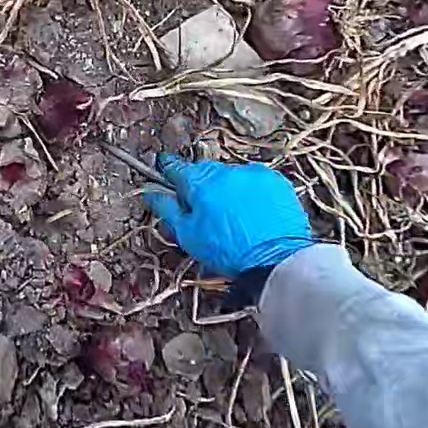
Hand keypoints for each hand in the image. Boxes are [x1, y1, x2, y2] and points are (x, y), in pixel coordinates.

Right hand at [142, 153, 313, 278]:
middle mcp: (226, 171)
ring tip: (232, 218)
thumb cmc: (228, 251)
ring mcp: (253, 174)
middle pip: (205, 172)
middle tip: (202, 211)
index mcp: (200, 182)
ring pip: (231, 177)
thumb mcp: (188, 234)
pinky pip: (255, 182)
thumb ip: (167, 209)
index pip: (176, 167)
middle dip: (200, 187)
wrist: (276, 260)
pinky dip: (250, 193)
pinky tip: (252, 214)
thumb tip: (151, 192)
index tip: (164, 171)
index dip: (168, 171)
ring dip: (227, 190)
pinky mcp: (276, 181)